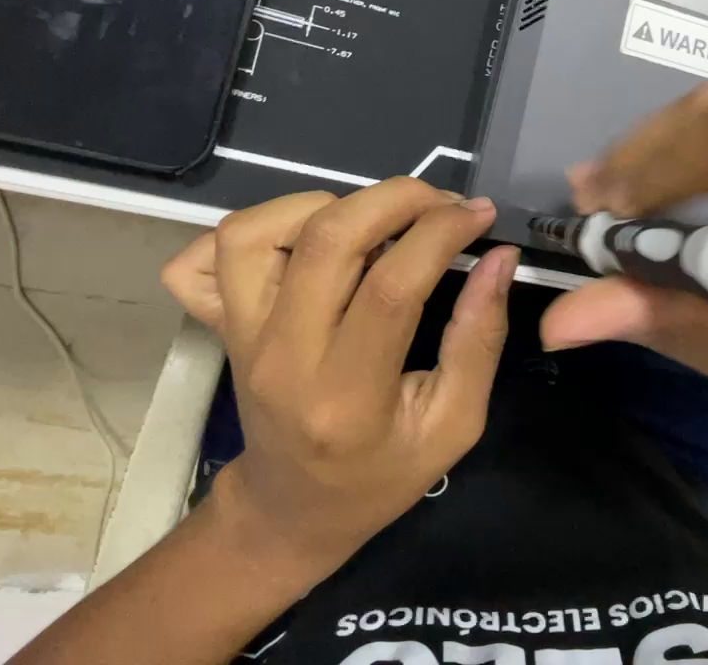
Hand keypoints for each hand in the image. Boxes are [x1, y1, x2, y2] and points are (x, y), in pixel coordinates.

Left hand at [162, 179, 518, 568]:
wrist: (290, 509)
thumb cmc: (380, 477)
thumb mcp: (454, 424)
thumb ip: (479, 339)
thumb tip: (498, 256)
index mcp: (347, 395)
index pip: (392, 286)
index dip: (443, 234)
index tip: (479, 215)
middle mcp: (283, 357)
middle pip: (325, 239)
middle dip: (395, 198)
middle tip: (439, 203)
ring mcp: (241, 336)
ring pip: (256, 232)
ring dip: (326, 204)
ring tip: (374, 222)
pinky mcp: (220, 324)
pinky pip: (209, 254)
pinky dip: (257, 226)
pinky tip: (306, 238)